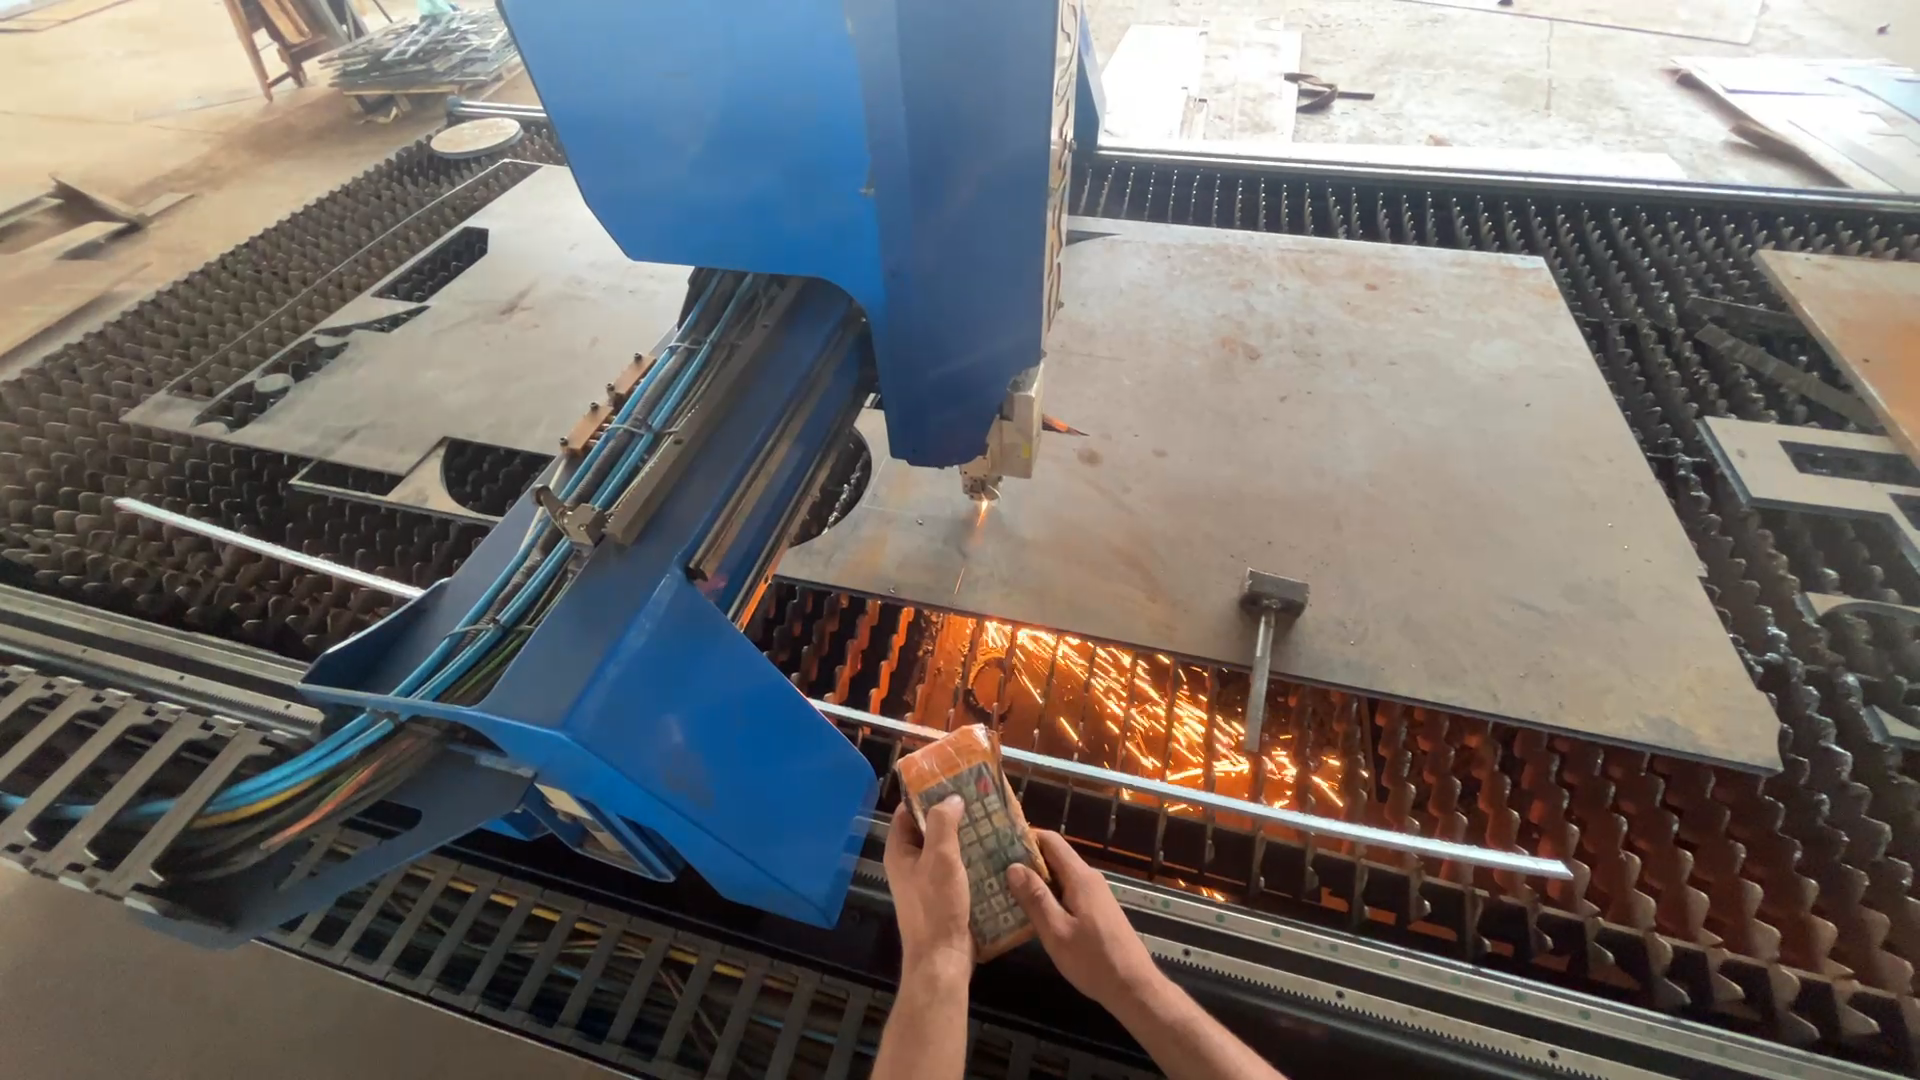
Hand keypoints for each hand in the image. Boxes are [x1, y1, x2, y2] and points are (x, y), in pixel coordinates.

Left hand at [885, 795, 973, 971]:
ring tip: (990, 818)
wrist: (943, 960)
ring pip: (946, 849)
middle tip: (977, 797)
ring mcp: (927, 882)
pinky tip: (993, 849)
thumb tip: (951, 797)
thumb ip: (942, 823)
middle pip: (928, 828)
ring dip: (965, 836)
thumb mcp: (940, 858)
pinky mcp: (945, 896)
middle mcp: (910, 864)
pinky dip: (972, 858)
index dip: (924, 794)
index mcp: (899, 852)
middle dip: (951, 813)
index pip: (906, 812)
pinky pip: (958, 868)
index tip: (949, 780)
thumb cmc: (936, 906)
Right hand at [1007, 830, 1161, 1010]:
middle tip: (996, 870)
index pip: (1051, 840)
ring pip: (1060, 876)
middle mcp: (1088, 879)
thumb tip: (1013, 866)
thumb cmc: (1093, 961)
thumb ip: (1035, 898)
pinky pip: (1068, 892)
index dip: (1026, 838)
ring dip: (1036, 881)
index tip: (1000, 845)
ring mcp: (1094, 895)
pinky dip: (1048, 895)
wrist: (1135, 988)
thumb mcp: (1056, 932)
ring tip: (1007, 890)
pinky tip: (1032, 913)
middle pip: (1055, 857)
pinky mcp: (1096, 911)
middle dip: (1026, 861)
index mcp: (1079, 877)